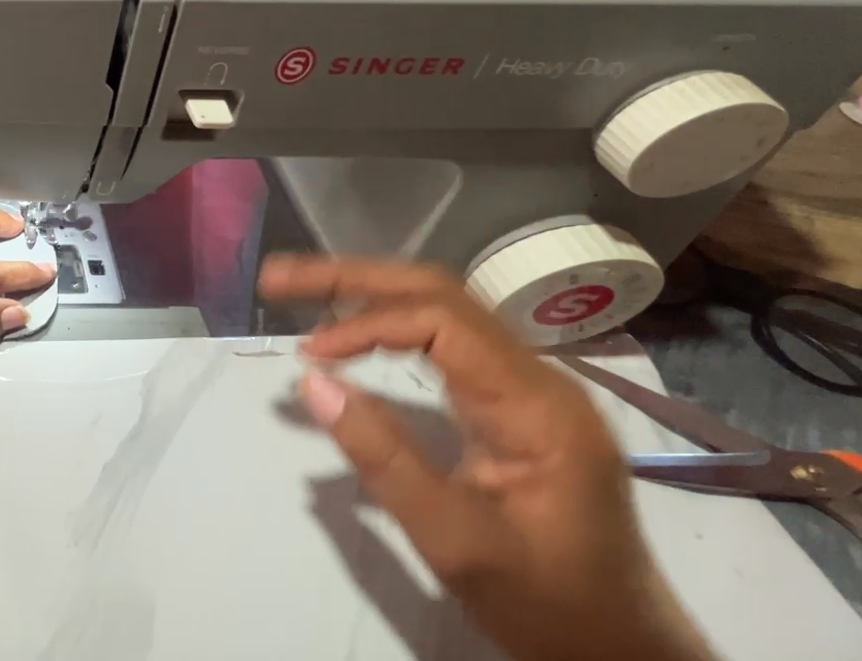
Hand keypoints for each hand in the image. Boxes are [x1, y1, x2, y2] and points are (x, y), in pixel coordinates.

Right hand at [259, 256, 716, 660]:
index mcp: (537, 405)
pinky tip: (349, 334)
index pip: (441, 321)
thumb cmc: (544, 601)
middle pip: (439, 294)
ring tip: (300, 291)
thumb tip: (311, 382)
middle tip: (280, 278)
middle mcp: (537, 379)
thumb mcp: (453, 539)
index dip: (366, 323)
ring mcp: (527, 388)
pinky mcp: (510, 403)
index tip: (309, 353)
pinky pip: (444, 340)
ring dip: (367, 294)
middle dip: (353, 279)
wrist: (622, 649)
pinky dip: (387, 326)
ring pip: (440, 308)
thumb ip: (382, 456)